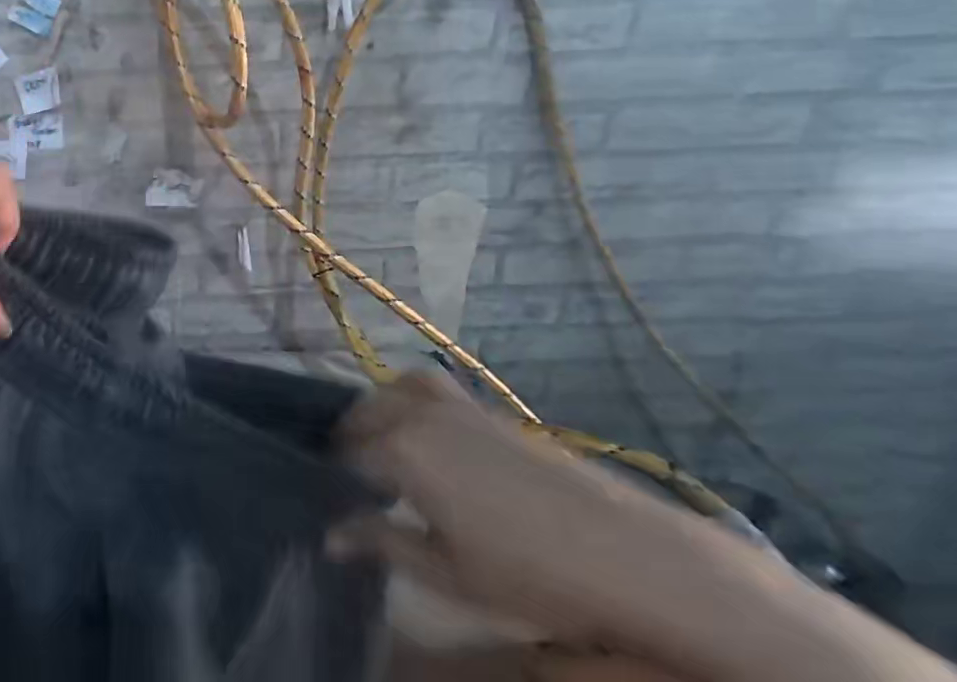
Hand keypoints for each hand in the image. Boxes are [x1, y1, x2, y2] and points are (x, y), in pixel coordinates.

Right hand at [332, 371, 803, 679]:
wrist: (627, 552)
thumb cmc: (528, 571)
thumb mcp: (445, 571)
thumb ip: (380, 543)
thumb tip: (329, 537)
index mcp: (402, 451)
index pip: (348, 454)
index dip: (333, 476)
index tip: (329, 498)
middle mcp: (421, 415)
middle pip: (366, 412)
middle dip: (349, 437)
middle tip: (348, 475)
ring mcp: (457, 405)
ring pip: (396, 388)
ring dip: (378, 407)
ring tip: (378, 439)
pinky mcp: (486, 408)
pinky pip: (429, 385)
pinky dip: (409, 395)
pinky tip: (424, 430)